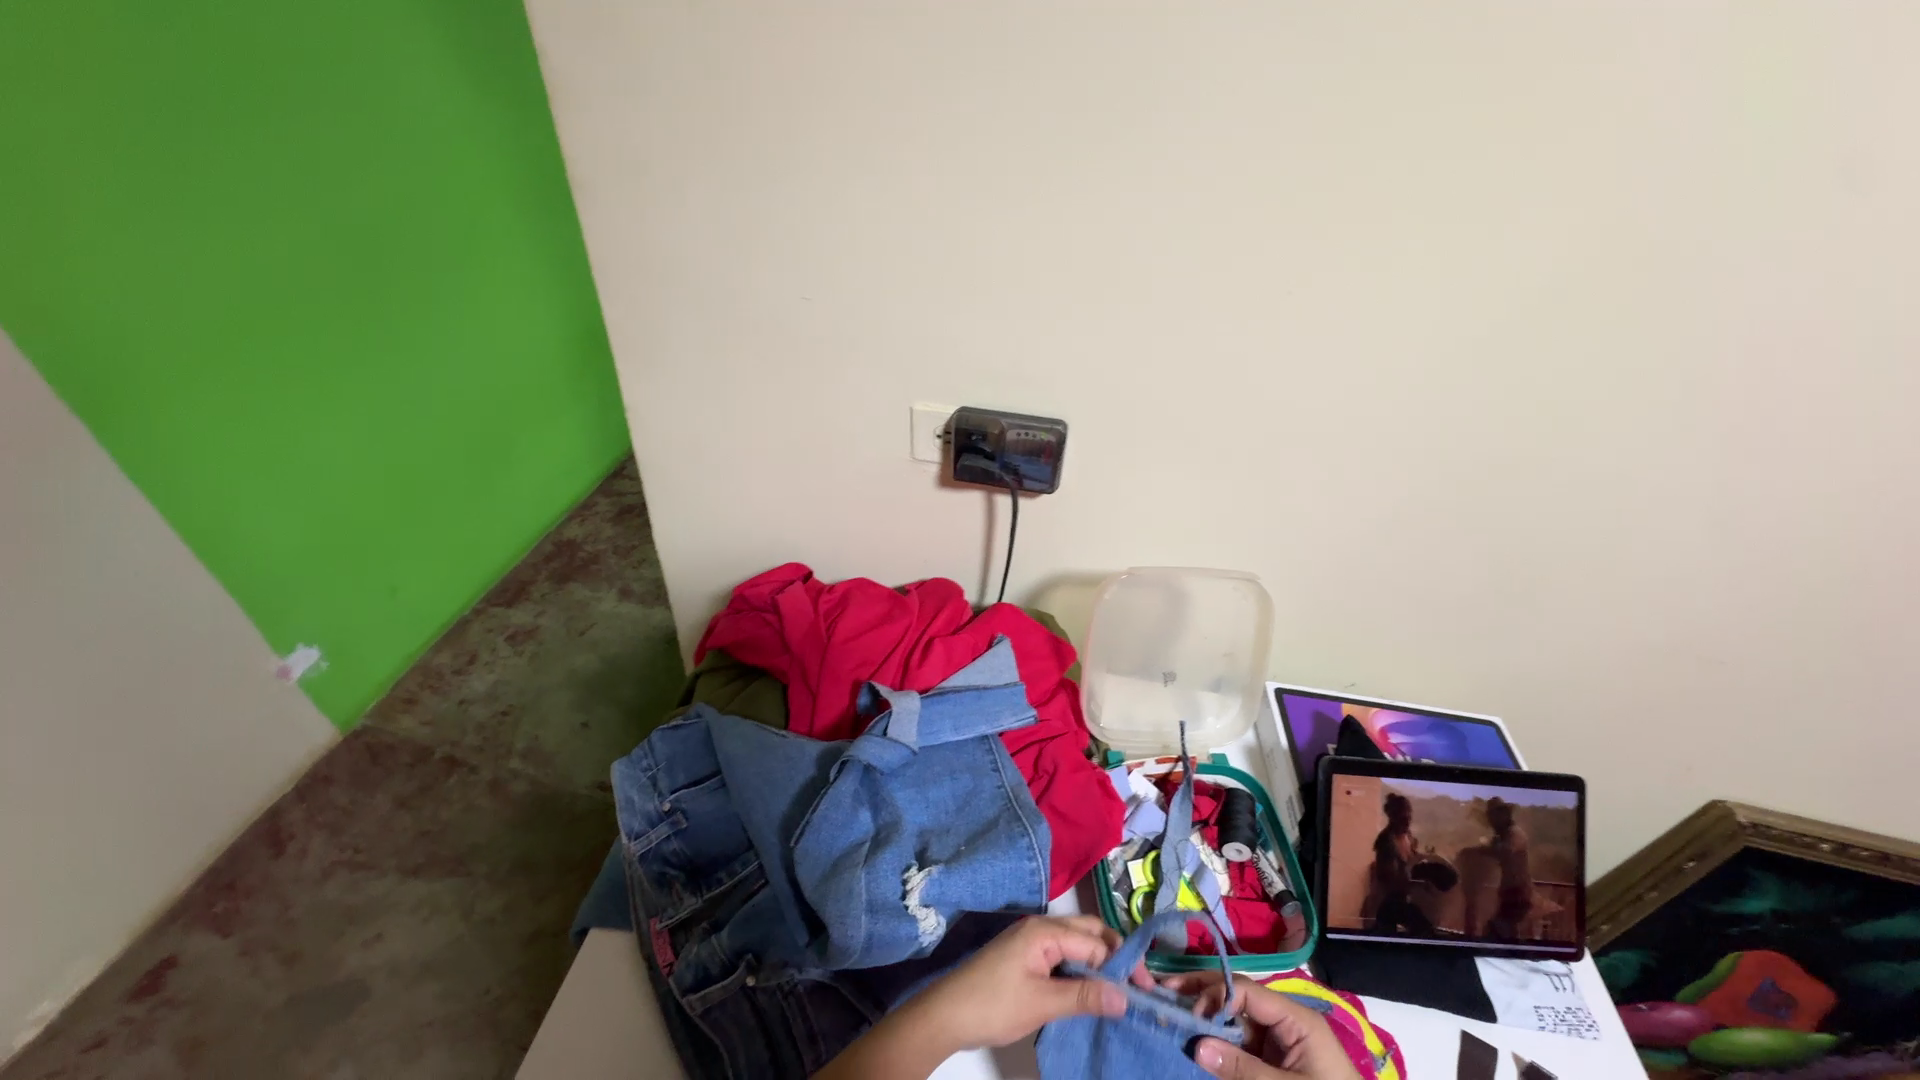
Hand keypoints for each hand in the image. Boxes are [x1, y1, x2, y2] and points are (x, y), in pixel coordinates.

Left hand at [815, 915, 1152, 1079]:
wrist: (947, 1014)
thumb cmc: (994, 1005)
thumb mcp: (1042, 1004)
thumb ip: (1084, 997)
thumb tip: (1125, 997)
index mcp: (1045, 930)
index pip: (1095, 943)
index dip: (1123, 965)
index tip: (1147, 989)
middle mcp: (1040, 926)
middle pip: (1089, 933)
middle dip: (1115, 955)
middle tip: (1139, 986)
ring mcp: (1031, 940)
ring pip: (1077, 943)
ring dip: (1099, 962)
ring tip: (1121, 989)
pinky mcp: (1025, 956)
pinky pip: (1063, 954)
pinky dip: (1081, 968)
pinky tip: (1091, 989)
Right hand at [1165, 973, 1363, 1079]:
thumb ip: (1243, 1069)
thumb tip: (1196, 1046)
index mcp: (1296, 1019)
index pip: (1246, 990)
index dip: (1213, 995)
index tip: (1185, 1012)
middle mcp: (1285, 1023)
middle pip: (1237, 1000)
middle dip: (1202, 1000)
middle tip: (1165, 998)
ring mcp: (1278, 1044)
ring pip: (1234, 1024)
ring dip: (1205, 1024)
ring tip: (1171, 1021)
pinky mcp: (1273, 1064)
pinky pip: (1239, 1048)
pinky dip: (1217, 1048)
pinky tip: (1194, 1049)